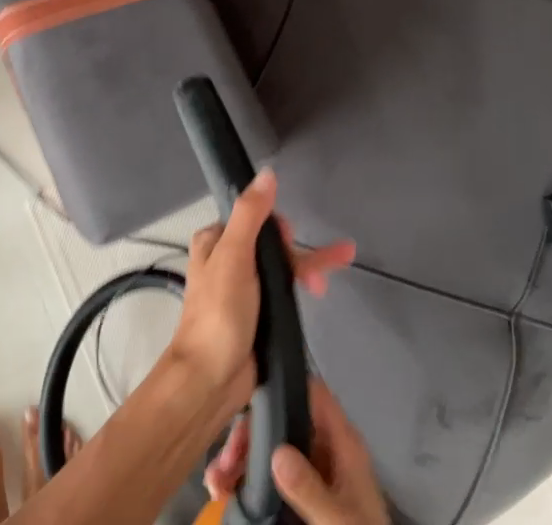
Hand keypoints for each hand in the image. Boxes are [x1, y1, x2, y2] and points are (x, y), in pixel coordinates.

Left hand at [168, 170, 356, 395]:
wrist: (212, 378)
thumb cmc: (219, 314)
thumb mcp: (234, 257)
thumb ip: (250, 215)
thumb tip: (267, 174)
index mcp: (214, 242)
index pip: (253, 218)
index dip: (277, 227)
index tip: (291, 242)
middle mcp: (226, 261)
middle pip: (272, 244)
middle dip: (299, 252)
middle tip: (314, 275)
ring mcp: (243, 290)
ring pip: (281, 267)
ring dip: (309, 267)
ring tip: (338, 268)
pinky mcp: (257, 314)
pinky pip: (285, 292)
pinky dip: (304, 287)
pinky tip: (322, 290)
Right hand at [205, 379, 389, 524]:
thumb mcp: (338, 518)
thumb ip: (311, 488)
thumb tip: (278, 453)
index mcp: (341, 443)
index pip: (314, 394)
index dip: (284, 386)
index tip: (248, 396)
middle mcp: (324, 448)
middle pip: (281, 420)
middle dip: (249, 434)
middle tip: (225, 460)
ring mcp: (310, 469)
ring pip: (268, 446)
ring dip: (239, 459)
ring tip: (217, 482)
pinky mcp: (297, 491)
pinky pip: (265, 473)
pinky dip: (242, 478)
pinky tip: (224, 490)